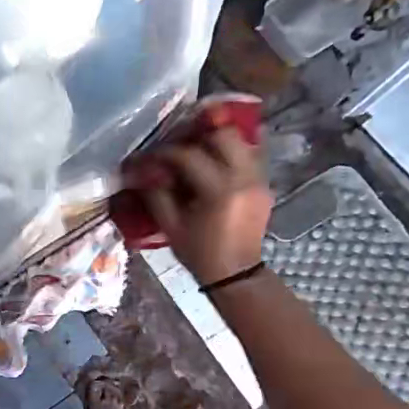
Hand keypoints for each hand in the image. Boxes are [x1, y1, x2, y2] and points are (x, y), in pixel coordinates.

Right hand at [127, 124, 270, 284]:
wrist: (236, 273)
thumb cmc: (199, 253)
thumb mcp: (170, 226)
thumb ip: (157, 194)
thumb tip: (144, 171)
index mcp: (219, 191)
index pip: (189, 156)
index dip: (166, 153)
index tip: (151, 156)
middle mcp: (244, 178)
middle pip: (224, 135)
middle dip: (198, 135)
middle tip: (180, 144)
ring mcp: (259, 180)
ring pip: (242, 141)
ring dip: (217, 140)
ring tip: (198, 148)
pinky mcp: (264, 184)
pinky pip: (250, 155)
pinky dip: (231, 152)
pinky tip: (215, 161)